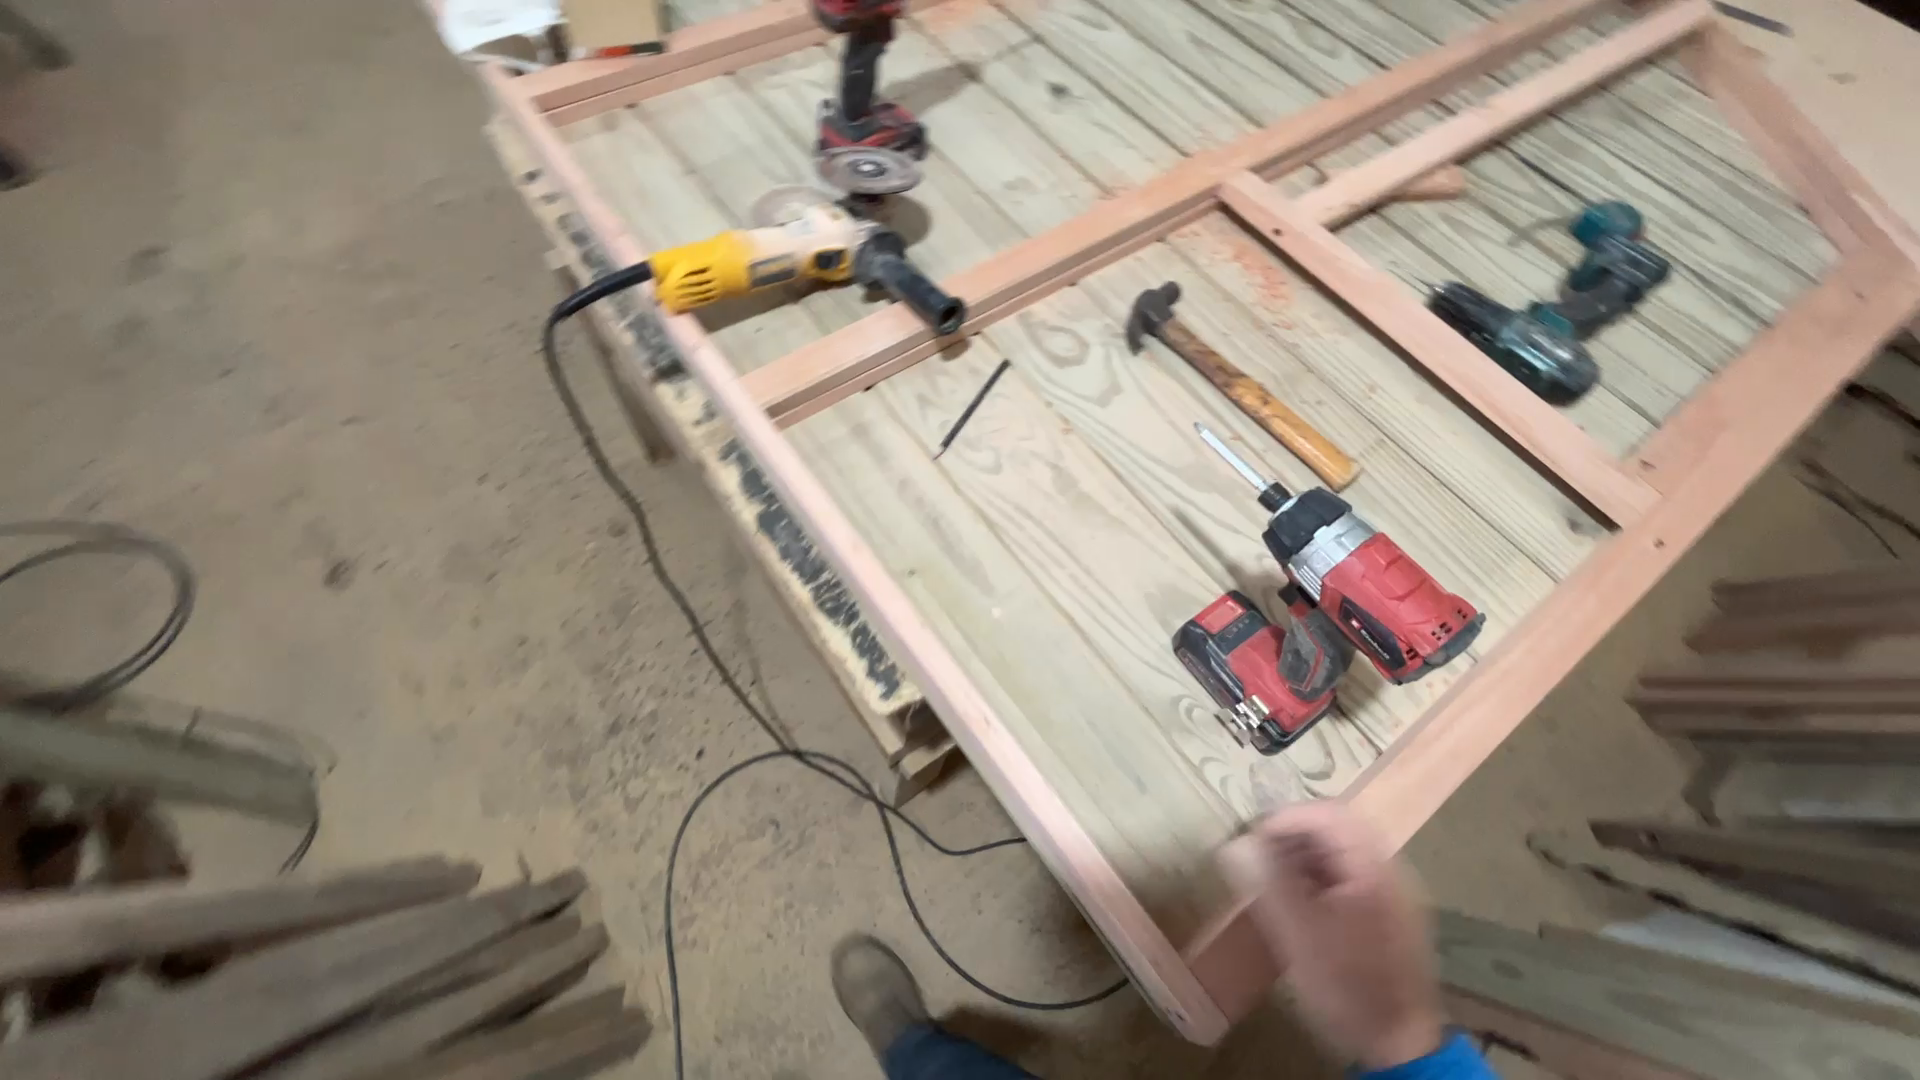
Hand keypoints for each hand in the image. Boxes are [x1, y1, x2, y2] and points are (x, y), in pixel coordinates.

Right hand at [1220, 802, 1444, 1069]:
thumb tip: (1236, 843)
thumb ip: (1268, 881)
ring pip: (1342, 849)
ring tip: (1272, 876)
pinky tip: (1299, 899)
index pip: (1326, 814)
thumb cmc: (1347, 987)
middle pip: (1336, 826)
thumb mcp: (1298, 934)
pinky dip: (1319, 873)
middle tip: (1258, 854)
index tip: (1250, 839)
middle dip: (1292, 833)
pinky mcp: (1389, 911)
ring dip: (1304, 853)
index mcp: (1372, 867)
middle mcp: (1389, 869)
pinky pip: (1350, 873)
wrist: (1402, 1046)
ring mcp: (1393, 891)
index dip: (1284, 818)